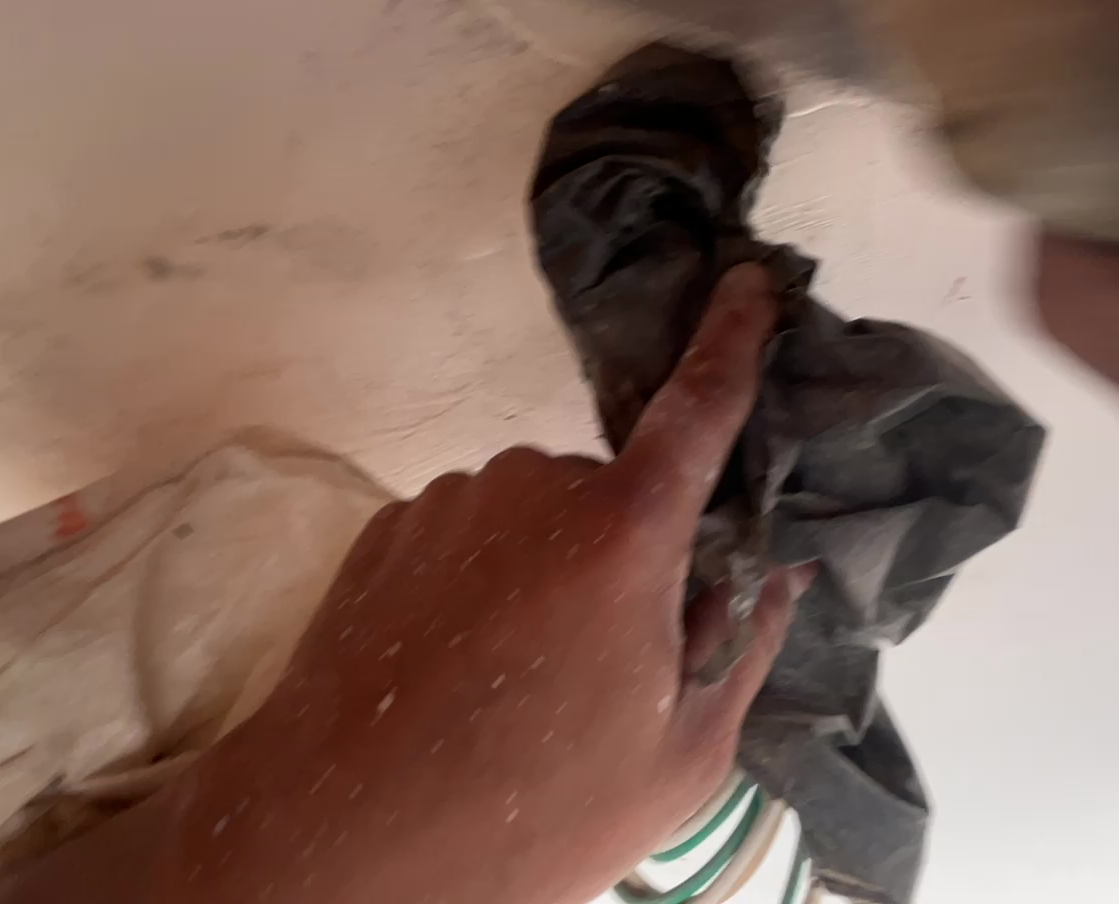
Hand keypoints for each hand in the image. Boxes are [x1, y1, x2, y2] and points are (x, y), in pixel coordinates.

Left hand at [158, 264, 800, 903]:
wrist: (342, 837)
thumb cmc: (534, 807)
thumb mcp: (678, 756)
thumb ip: (743, 645)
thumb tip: (776, 571)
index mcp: (624, 532)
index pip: (698, 408)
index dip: (733, 338)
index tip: (750, 281)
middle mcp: (537, 484)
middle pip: (618, 495)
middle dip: (629, 555)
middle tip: (604, 659)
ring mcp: (456, 496)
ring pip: (542, 514)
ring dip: (555, 568)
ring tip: (520, 671)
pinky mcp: (395, 521)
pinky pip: (475, 530)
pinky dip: (488, 575)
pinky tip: (461, 655)